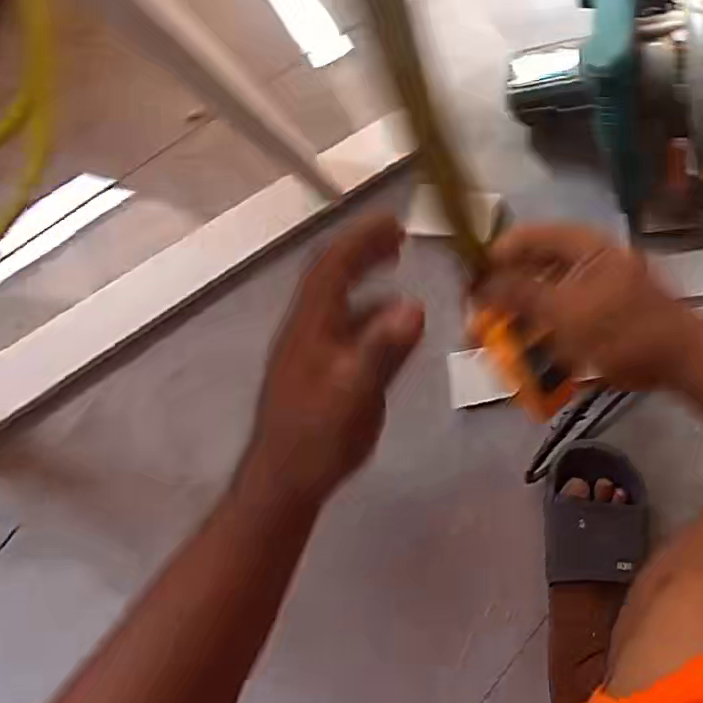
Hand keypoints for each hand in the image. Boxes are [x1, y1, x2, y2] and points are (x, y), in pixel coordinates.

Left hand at [240, 214, 424, 504]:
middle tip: (398, 232)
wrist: (286, 481)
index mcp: (312, 327)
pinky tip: (394, 312)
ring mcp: (315, 347)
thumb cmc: (319, 437)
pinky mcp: (324, 365)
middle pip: (332, 274)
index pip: (332, 268)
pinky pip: (348, 319)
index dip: (360, 239)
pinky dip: (371, 302)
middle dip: (363, 246)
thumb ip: (383, 349)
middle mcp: (310, 328)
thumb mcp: (356, 393)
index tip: (394, 220)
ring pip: (338, 295)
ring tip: (396, 257)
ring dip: (365, 269)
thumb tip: (415, 305)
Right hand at [481, 223, 702, 389]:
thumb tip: (480, 283)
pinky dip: (545, 330)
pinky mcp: (603, 312)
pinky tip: (529, 352)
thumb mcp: (566, 312)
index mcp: (583, 245)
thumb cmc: (625, 330)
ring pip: (546, 294)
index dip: (494, 257)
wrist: (680, 358)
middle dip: (504, 294)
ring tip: (498, 341)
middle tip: (479, 321)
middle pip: (534, 266)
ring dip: (522, 317)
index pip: (526, 237)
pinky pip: (564, 315)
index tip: (468, 286)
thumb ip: (520, 294)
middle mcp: (588, 259)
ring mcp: (597, 285)